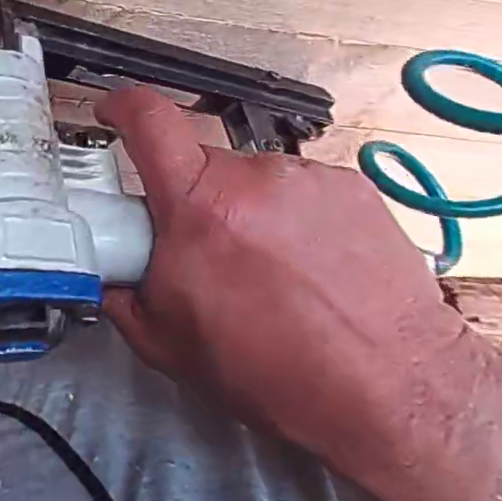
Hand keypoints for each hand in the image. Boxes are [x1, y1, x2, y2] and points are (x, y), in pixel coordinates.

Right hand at [94, 86, 492, 491]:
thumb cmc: (279, 373)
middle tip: (198, 245)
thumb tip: (108, 275)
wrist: (393, 394)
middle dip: (187, 197)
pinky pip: (294, 188)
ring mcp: (306, 180)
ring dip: (241, 210)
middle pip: (196, 161)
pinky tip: (304, 265)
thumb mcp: (165, 342)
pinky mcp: (350, 188)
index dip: (123, 106)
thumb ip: (122, 291)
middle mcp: (253, 179)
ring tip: (263, 268)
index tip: (114, 112)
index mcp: (198, 209)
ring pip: (247, 178)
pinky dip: (287, 217)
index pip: (149, 120)